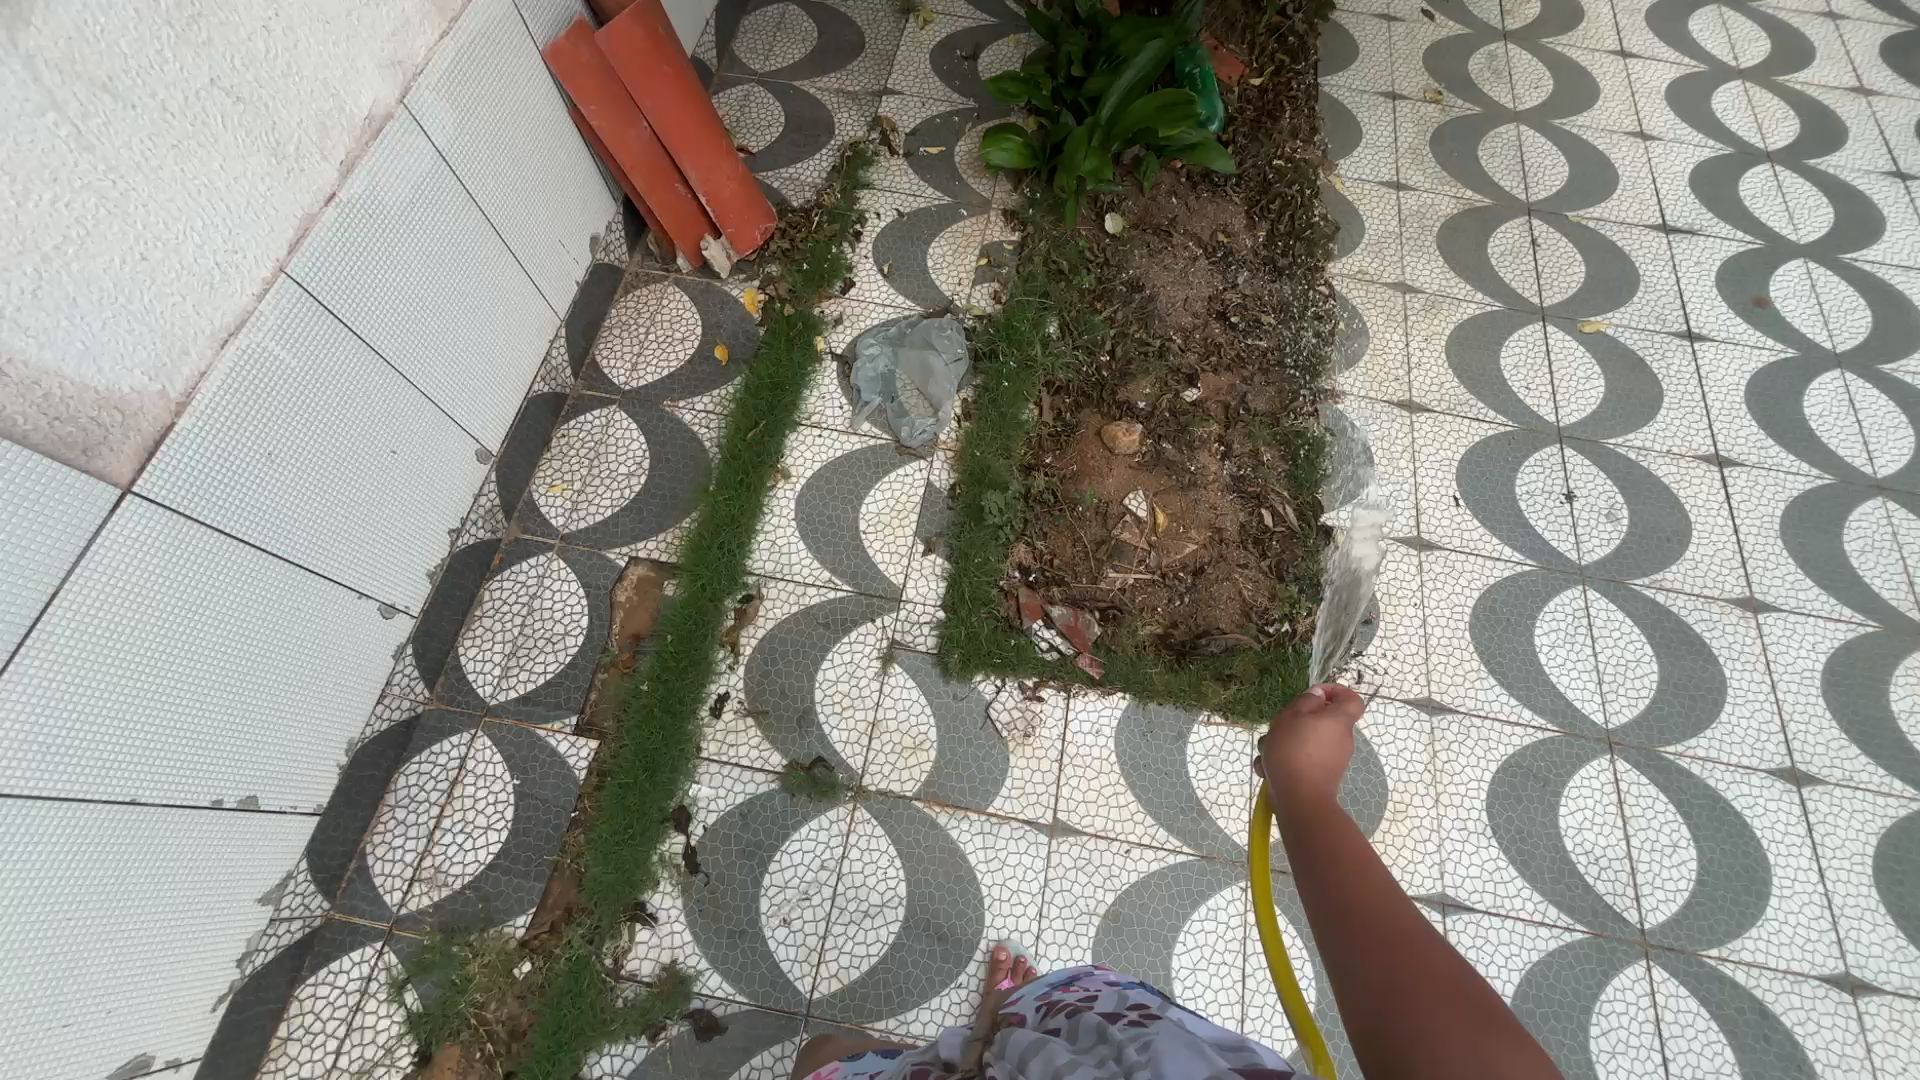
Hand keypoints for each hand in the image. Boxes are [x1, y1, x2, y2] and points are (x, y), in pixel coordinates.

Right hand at [1256, 683, 1366, 809]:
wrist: (1299, 797)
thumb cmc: (1294, 750)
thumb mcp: (1291, 716)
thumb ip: (1305, 701)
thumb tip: (1318, 695)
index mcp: (1338, 721)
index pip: (1352, 699)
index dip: (1336, 691)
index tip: (1314, 693)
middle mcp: (1341, 739)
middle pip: (1322, 721)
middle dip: (1297, 720)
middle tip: (1279, 726)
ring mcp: (1332, 759)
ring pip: (1307, 741)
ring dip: (1285, 743)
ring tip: (1267, 753)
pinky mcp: (1321, 775)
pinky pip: (1303, 759)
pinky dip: (1286, 761)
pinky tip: (1268, 769)